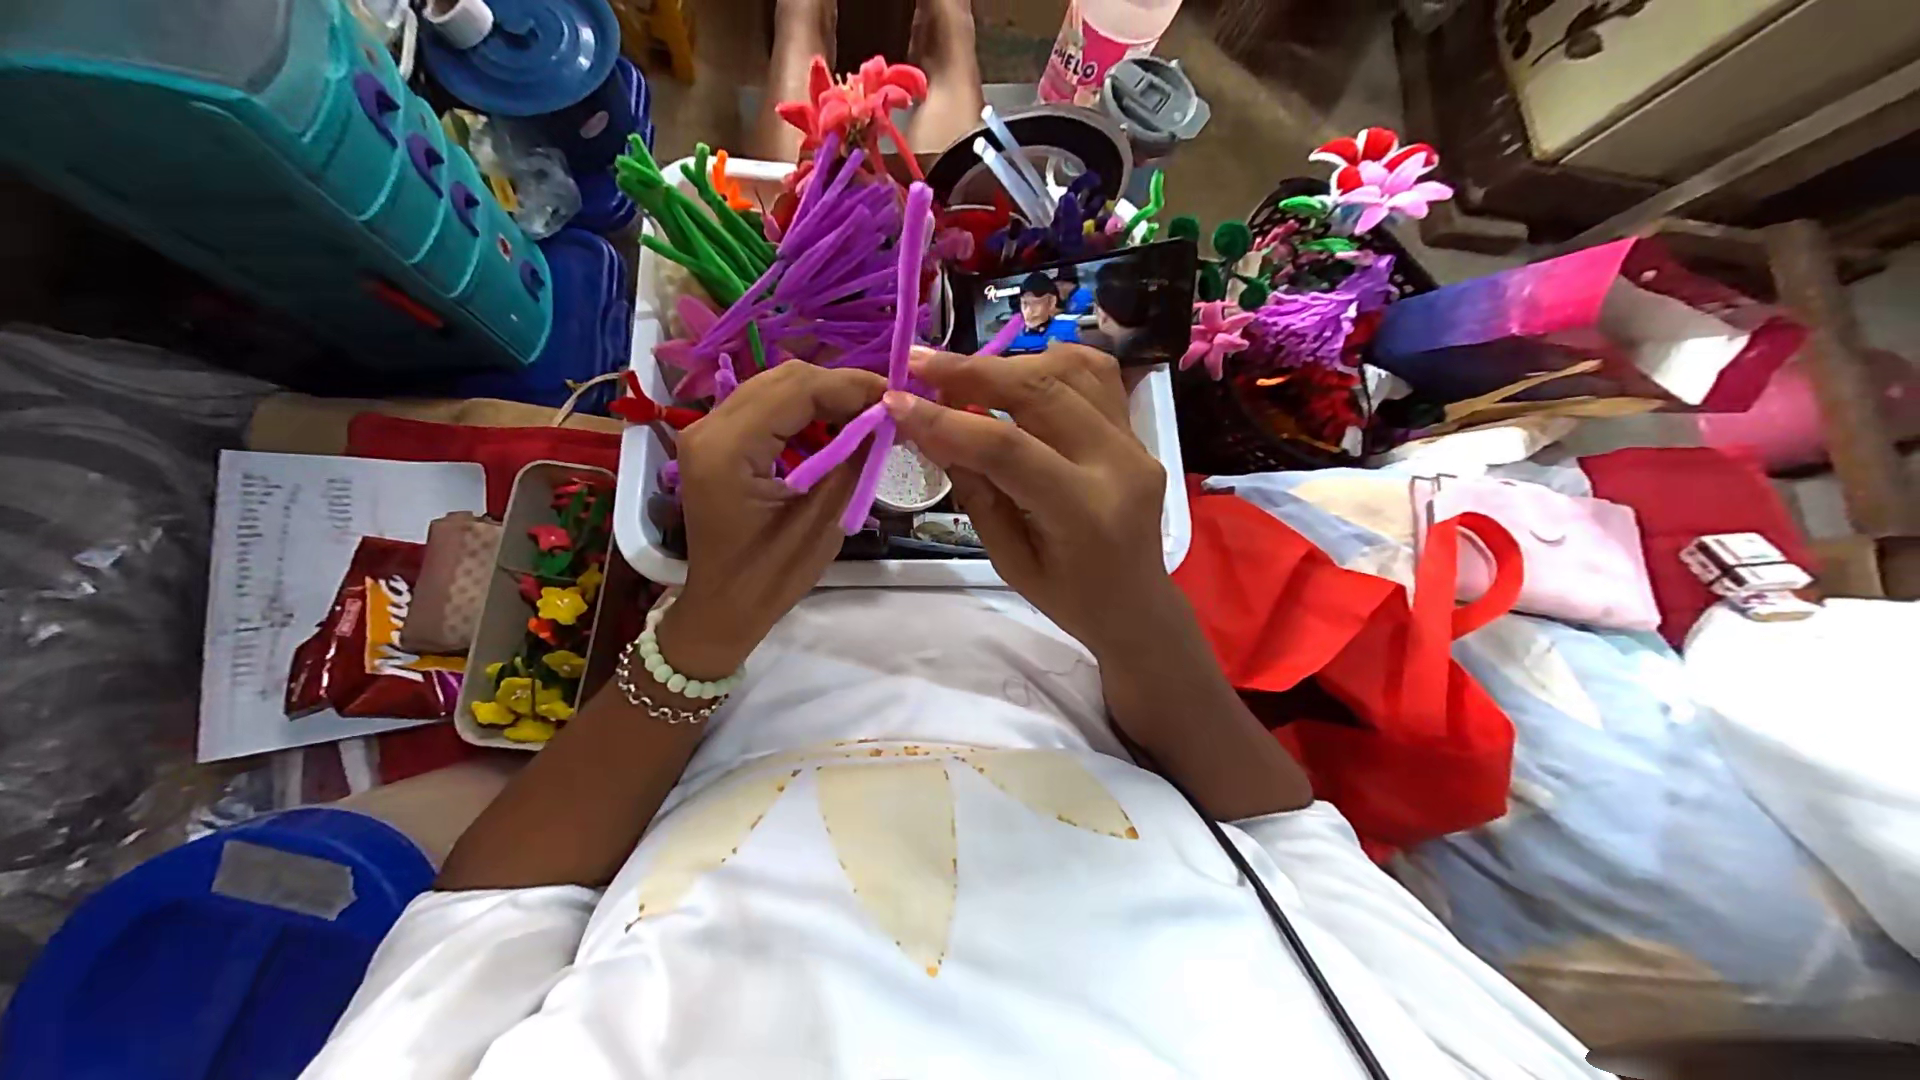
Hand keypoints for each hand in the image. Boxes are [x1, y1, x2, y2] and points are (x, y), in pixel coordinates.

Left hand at [662, 363, 885, 677]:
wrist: (722, 607)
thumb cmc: (770, 577)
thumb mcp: (823, 521)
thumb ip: (853, 462)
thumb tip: (887, 420)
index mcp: (728, 449)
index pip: (797, 390)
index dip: (851, 386)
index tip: (895, 397)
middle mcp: (708, 428)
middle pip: (784, 378)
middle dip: (839, 386)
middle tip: (884, 406)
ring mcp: (706, 431)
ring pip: (773, 385)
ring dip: (823, 394)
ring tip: (865, 414)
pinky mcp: (714, 441)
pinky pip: (764, 406)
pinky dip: (802, 409)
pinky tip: (832, 425)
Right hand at [884, 344, 1172, 656]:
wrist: (1136, 604)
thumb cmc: (1068, 597)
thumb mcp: (1009, 561)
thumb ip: (975, 492)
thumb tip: (932, 431)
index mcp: (1083, 513)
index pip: (1007, 448)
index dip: (947, 421)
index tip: (896, 403)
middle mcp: (1117, 465)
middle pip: (1041, 390)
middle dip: (972, 371)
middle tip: (919, 364)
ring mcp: (1134, 442)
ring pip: (1071, 369)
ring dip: (1009, 363)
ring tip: (964, 374)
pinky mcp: (1137, 431)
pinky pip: (1096, 375)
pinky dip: (1051, 361)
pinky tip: (1018, 373)